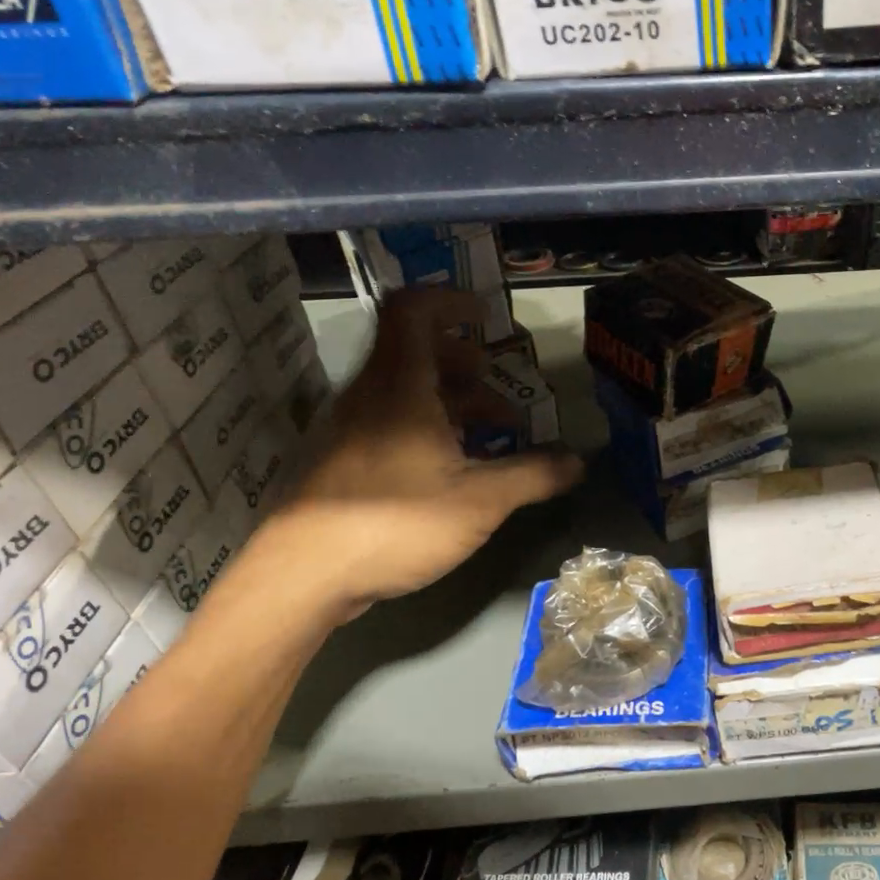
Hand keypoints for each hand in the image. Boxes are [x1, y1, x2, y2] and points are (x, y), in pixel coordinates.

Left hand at [233, 289, 582, 624]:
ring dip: (453, 401)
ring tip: (494, 434)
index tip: (486, 318)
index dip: (449, 300)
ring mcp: (351, 429)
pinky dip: (430, 428)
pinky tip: (456, 470)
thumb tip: (577, 461)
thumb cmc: (394, 522)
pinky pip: (392, 422)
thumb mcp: (480, 501)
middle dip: (465, 363)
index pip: (412, 311)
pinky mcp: (343, 462)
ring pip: (406, 391)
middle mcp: (370, 395)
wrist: (301, 578)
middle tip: (500, 388)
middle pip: (415, 352)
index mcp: (400, 386)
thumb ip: (532, 475)